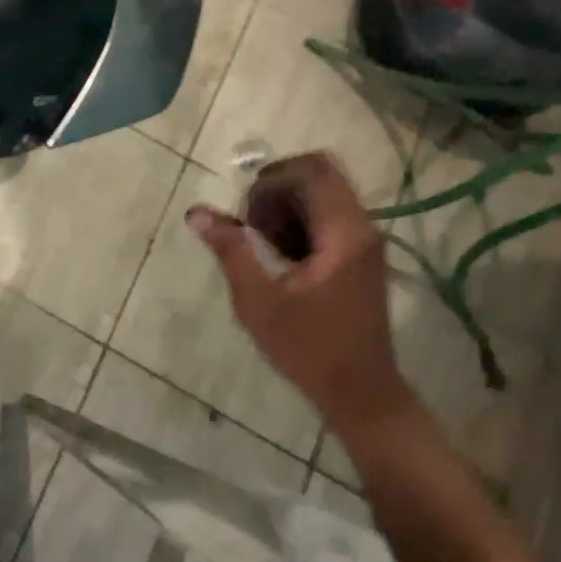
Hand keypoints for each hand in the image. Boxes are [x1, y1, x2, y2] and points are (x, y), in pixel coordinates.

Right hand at [186, 152, 411, 432]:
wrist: (360, 392)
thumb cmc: (308, 346)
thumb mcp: (258, 299)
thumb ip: (230, 249)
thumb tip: (196, 212)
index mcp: (343, 232)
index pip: (313, 169)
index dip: (271, 177)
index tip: (245, 211)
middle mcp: (362, 228)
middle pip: (318, 175)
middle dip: (275, 189)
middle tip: (250, 224)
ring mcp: (364, 243)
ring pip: (322, 195)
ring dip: (284, 207)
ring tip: (260, 243)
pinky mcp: (359, 257)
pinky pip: (327, 217)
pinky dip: (297, 223)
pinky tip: (279, 257)